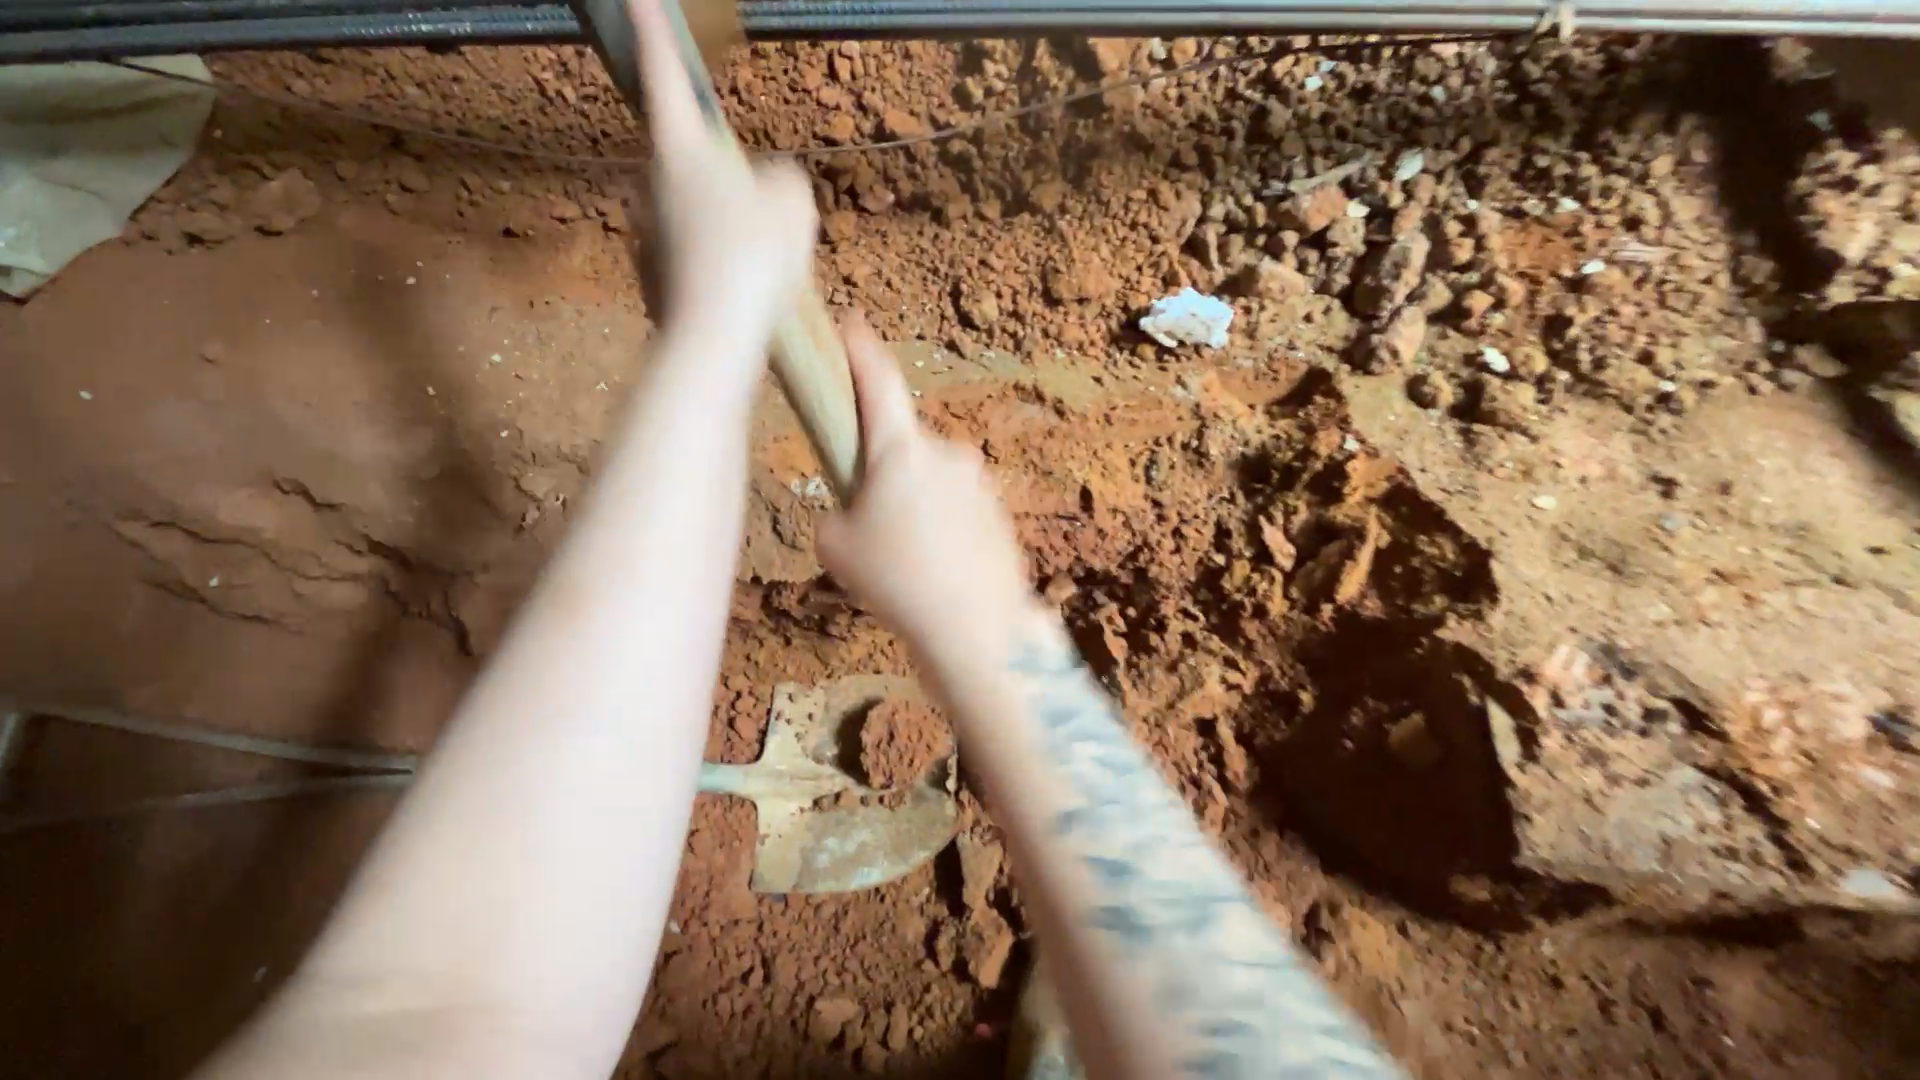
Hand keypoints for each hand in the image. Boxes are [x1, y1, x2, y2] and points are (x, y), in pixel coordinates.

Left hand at [629, 0, 815, 357]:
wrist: (715, 335)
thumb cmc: (754, 256)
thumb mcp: (792, 202)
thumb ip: (780, 178)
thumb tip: (766, 186)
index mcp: (680, 150)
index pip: (666, 80)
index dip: (654, 35)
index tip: (637, 0)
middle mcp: (651, 184)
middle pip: (691, 162)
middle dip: (725, 177)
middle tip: (764, 213)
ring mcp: (648, 234)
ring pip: (696, 216)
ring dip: (726, 228)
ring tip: (762, 263)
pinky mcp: (654, 278)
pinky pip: (695, 256)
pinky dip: (718, 265)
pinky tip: (743, 291)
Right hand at [817, 317, 1037, 660]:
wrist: (975, 629)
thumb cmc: (895, 580)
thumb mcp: (834, 545)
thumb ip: (837, 511)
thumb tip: (855, 511)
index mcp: (901, 448)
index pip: (878, 381)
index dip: (859, 350)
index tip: (849, 327)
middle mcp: (946, 451)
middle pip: (902, 444)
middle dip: (883, 470)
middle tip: (869, 520)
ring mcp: (979, 482)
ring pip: (931, 480)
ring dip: (914, 503)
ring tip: (906, 561)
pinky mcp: (999, 513)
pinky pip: (958, 508)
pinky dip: (943, 528)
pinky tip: (936, 570)